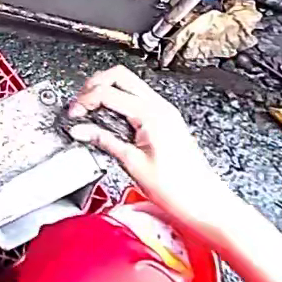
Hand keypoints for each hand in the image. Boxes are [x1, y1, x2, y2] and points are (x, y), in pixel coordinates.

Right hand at [67, 65, 247, 241]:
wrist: (208, 205)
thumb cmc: (179, 190)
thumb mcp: (133, 164)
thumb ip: (104, 140)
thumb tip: (81, 130)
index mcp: (151, 114)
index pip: (108, 93)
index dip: (84, 101)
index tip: (73, 114)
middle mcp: (160, 107)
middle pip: (118, 76)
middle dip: (93, 86)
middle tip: (79, 105)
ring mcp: (164, 111)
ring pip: (127, 83)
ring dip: (105, 91)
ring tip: (90, 111)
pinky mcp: (165, 120)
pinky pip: (136, 98)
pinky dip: (118, 101)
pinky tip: (109, 119)